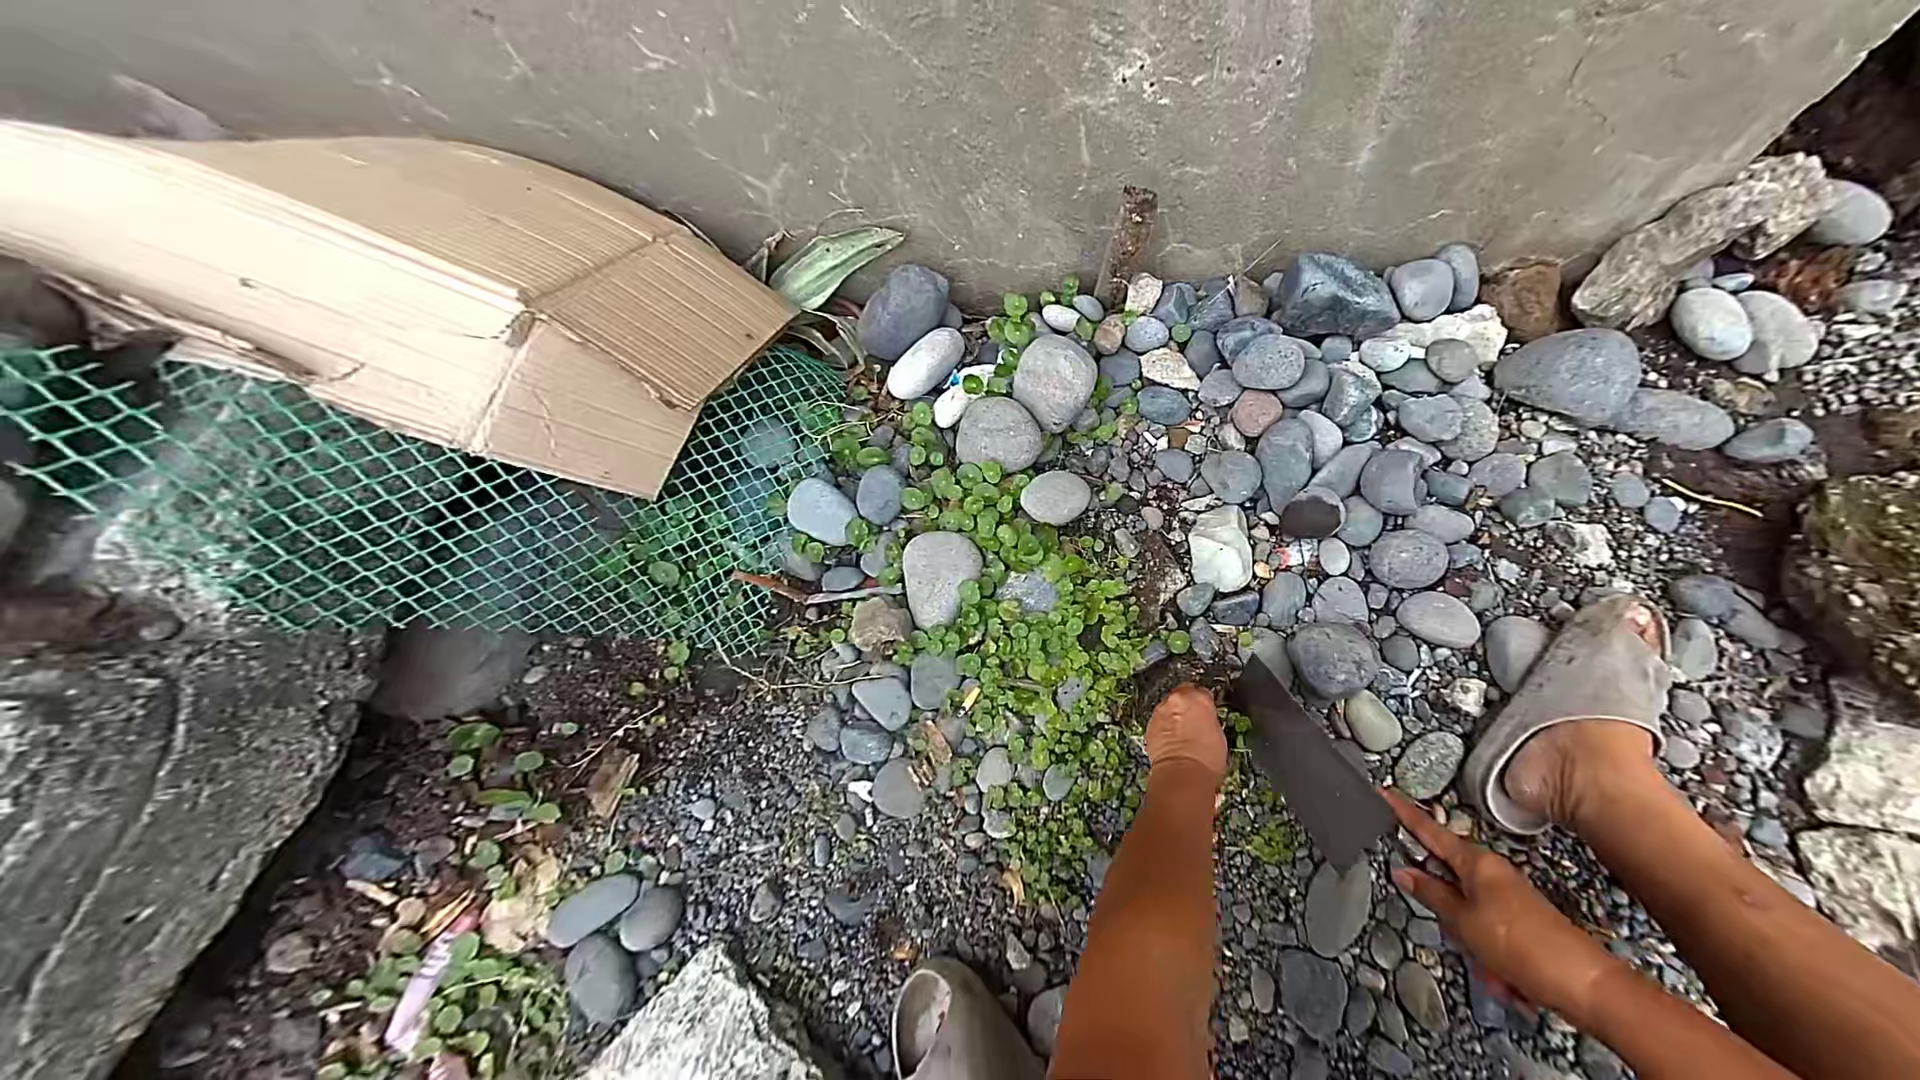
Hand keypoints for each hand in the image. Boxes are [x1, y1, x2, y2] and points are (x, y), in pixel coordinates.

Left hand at [1145, 683, 1226, 779]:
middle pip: (1182, 696)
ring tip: (1184, 734)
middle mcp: (1176, 700)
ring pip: (1169, 709)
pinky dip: (1164, 728)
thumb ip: (1210, 719)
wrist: (1183, 774)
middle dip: (1187, 707)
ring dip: (1174, 717)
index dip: (1205, 703)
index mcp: (1198, 698)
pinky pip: (1159, 722)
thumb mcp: (1219, 734)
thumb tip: (1206, 720)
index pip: (1202, 692)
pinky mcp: (1149, 725)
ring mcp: (1160, 712)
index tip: (1206, 712)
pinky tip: (1173, 741)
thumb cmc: (1206, 759)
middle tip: (1195, 722)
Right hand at [1383, 788, 1622, 1018]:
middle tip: (1446, 925)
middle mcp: (1492, 872)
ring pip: (1465, 908)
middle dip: (1442, 906)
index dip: (1403, 812)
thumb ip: (1429, 892)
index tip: (1384, 794)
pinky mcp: (1520, 919)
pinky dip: (1488, 952)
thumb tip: (1404, 872)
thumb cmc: (1526, 947)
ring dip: (1468, 937)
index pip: (1428, 829)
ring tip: (1487, 963)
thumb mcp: (1463, 920)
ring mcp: (1507, 895)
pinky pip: (1487, 929)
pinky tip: (1502, 974)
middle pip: (1445, 875)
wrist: (1589, 988)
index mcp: (1475, 862)